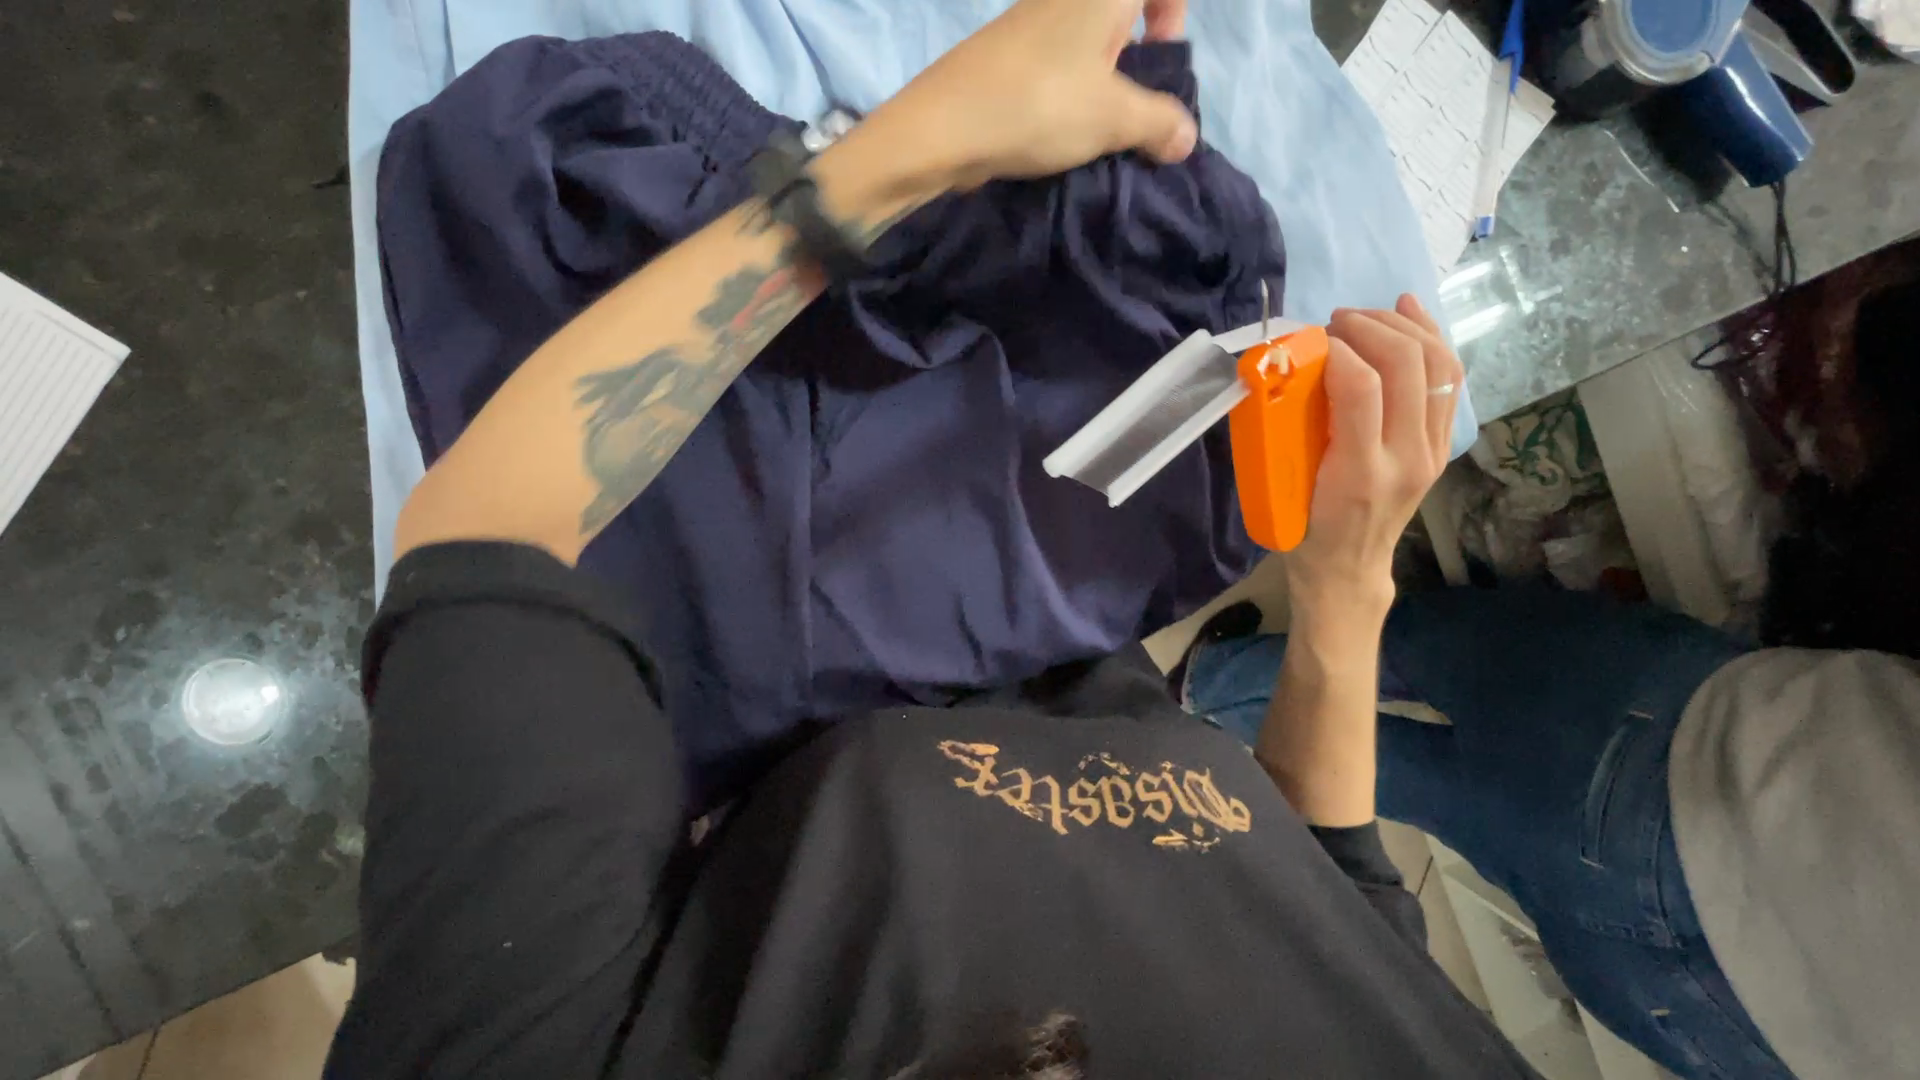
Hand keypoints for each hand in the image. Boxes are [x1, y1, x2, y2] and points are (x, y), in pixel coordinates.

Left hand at [860, 0, 1198, 192]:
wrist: (942, 130)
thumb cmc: (1039, 105)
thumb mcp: (1113, 117)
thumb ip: (1158, 123)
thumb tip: (1185, 138)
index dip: (1172, 11)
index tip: (1164, 58)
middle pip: (1119, 14)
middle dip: (1138, 60)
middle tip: (1135, 110)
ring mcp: (1029, 28)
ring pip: (1085, 48)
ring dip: (1103, 89)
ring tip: (1099, 137)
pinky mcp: (1004, 62)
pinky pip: (1055, 71)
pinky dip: (1069, 100)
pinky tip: (1063, 141)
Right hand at [1286, 295, 1462, 626]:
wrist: (1346, 572)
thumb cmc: (1302, 531)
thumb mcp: (1285, 486)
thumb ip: (1292, 430)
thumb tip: (1292, 368)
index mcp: (1358, 473)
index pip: (1361, 388)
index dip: (1339, 350)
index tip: (1311, 340)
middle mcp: (1406, 458)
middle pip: (1407, 367)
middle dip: (1371, 328)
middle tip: (1335, 322)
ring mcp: (1431, 451)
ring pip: (1438, 366)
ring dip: (1404, 327)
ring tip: (1367, 315)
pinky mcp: (1439, 446)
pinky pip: (1447, 380)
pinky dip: (1431, 339)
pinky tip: (1409, 314)